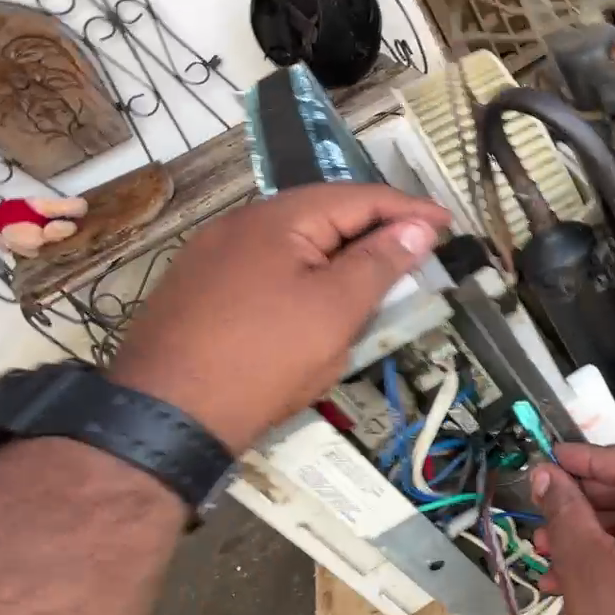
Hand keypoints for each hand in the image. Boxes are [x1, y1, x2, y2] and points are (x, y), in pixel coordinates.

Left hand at [108, 184, 449, 452]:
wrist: (165, 416)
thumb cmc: (265, 358)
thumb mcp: (337, 309)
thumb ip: (380, 263)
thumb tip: (418, 228)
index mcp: (277, 219)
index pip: (358, 198)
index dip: (409, 209)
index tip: (449, 223)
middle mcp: (242, 225)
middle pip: (326, 213)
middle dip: (378, 227)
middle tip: (422, 247)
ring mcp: (216, 256)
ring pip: (299, 241)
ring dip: (346, 251)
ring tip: (383, 272)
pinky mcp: (205, 288)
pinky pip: (273, 265)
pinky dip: (313, 272)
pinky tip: (326, 296)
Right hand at [529, 444, 614, 614]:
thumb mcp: (587, 568)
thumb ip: (566, 510)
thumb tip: (546, 471)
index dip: (589, 458)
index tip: (547, 458)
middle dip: (583, 502)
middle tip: (539, 510)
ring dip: (587, 531)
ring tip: (542, 549)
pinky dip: (605, 556)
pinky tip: (562, 574)